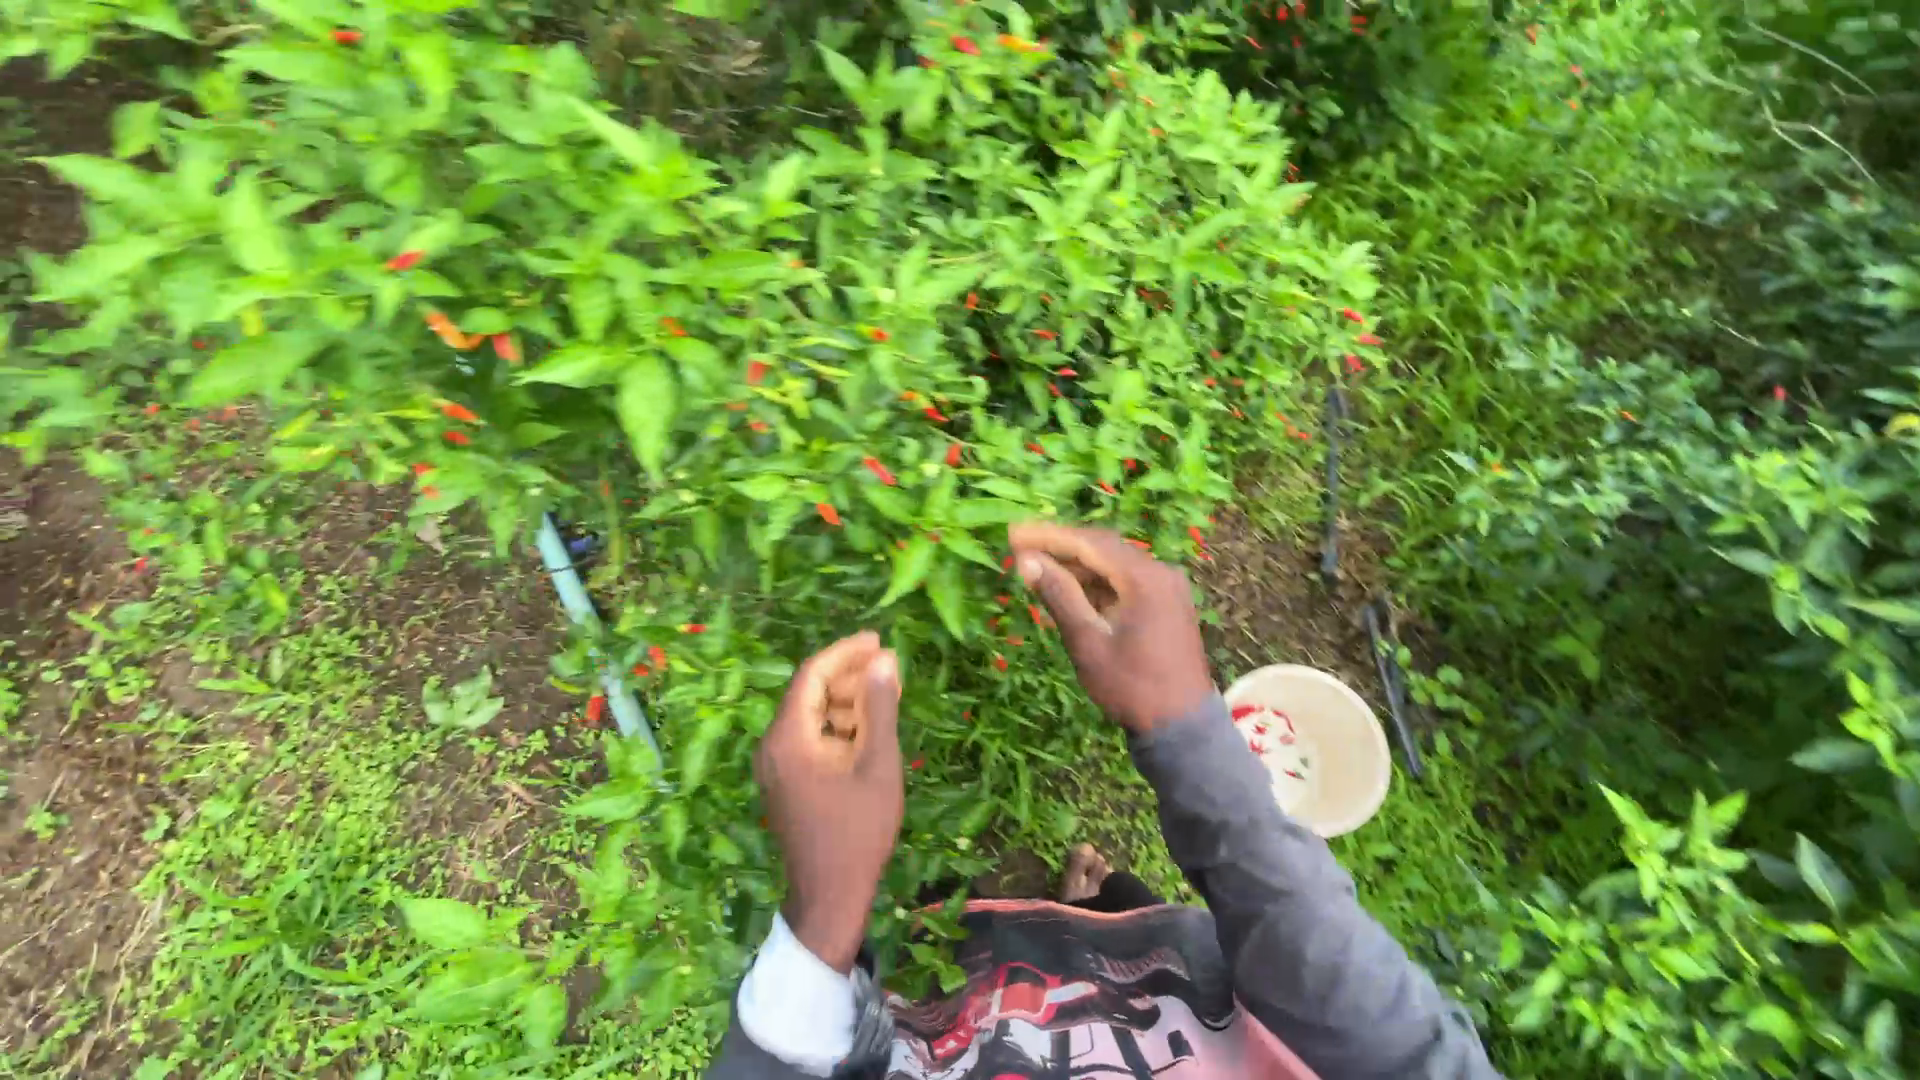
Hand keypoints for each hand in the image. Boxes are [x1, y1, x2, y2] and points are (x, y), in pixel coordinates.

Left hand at [754, 631, 903, 972]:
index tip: (878, 639)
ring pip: (811, 715)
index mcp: (788, 738)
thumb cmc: (858, 830)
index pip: (812, 675)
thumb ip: (880, 707)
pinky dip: (838, 727)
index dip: (845, 652)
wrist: (830, 895)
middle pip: (810, 692)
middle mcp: (772, 745)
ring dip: (847, 701)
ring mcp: (776, 765)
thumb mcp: (878, 763)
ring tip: (887, 696)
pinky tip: (869, 729)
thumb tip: (885, 659)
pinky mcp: (785, 780)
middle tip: (890, 668)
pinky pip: (810, 737)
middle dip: (850, 676)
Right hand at [1008, 523, 1213, 733]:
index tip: (1014, 534)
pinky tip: (1069, 591)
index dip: (1048, 536)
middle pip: (1103, 548)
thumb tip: (1028, 561)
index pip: (1089, 543)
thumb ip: (1059, 595)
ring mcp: (1167, 587)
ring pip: (1113, 564)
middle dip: (1060, 547)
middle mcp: (1160, 572)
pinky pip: (1125, 581)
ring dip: (1077, 566)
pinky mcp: (1166, 602)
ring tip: (1037, 571)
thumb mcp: (1087, 641)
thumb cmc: (1130, 686)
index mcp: (1145, 578)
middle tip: (1020, 549)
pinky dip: (1096, 583)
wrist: (1181, 725)